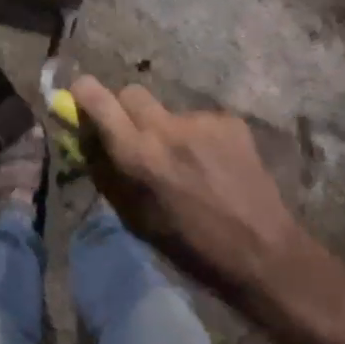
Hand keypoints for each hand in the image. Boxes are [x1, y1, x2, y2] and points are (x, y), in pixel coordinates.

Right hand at [70, 76, 310, 302]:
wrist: (262, 250)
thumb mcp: (136, 218)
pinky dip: (200, 139)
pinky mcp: (231, 122)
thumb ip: (108, 173)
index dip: (85, 93)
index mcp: (138, 155)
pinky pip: (201, 121)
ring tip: (188, 165)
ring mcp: (202, 121)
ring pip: (169, 112)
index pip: (98, 99)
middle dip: (127, 110)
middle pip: (132, 93)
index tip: (82, 97)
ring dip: (168, 130)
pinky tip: (215, 167)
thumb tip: (87, 139)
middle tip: (137, 138)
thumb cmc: (191, 247)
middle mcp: (167, 128)